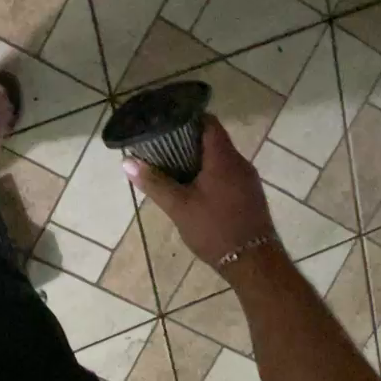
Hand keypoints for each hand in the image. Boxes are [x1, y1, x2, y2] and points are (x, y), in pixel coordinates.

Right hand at [123, 115, 277, 270]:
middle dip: (188, 140)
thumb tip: (126, 162)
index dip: (188, 117)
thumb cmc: (215, 229)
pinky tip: (193, 187)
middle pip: (213, 140)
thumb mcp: (179, 207)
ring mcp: (248, 180)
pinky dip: (210, 173)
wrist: (254, 263)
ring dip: (198, 158)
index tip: (166, 121)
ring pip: (220, 159)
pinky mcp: (250, 195)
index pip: (209, 123)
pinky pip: (227, 174)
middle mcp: (240, 164)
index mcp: (224, 159)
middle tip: (161, 145)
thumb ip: (154, 182)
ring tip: (172, 166)